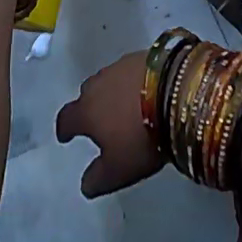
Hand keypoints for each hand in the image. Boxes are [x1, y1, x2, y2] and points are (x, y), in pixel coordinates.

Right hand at [56, 51, 166, 197]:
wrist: (176, 92)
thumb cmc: (141, 136)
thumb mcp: (120, 169)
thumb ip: (99, 178)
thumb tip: (84, 186)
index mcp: (85, 111)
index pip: (66, 119)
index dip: (64, 129)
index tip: (66, 136)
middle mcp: (96, 85)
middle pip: (86, 96)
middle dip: (90, 108)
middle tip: (101, 121)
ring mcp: (120, 67)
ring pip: (109, 81)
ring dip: (112, 93)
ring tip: (126, 106)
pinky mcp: (143, 56)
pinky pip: (131, 71)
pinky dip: (133, 82)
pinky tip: (146, 90)